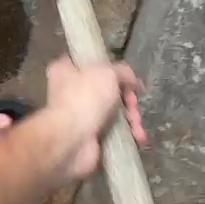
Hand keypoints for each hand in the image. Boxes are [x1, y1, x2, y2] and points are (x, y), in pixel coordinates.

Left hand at [41, 58, 147, 180]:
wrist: (72, 140)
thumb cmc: (84, 98)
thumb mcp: (106, 73)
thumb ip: (122, 71)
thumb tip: (131, 79)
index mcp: (66, 69)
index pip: (92, 63)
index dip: (113, 70)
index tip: (129, 80)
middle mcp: (70, 89)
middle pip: (107, 89)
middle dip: (127, 100)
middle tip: (133, 106)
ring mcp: (80, 114)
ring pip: (113, 111)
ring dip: (131, 118)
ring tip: (137, 127)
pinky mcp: (90, 135)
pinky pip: (114, 131)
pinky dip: (128, 134)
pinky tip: (138, 138)